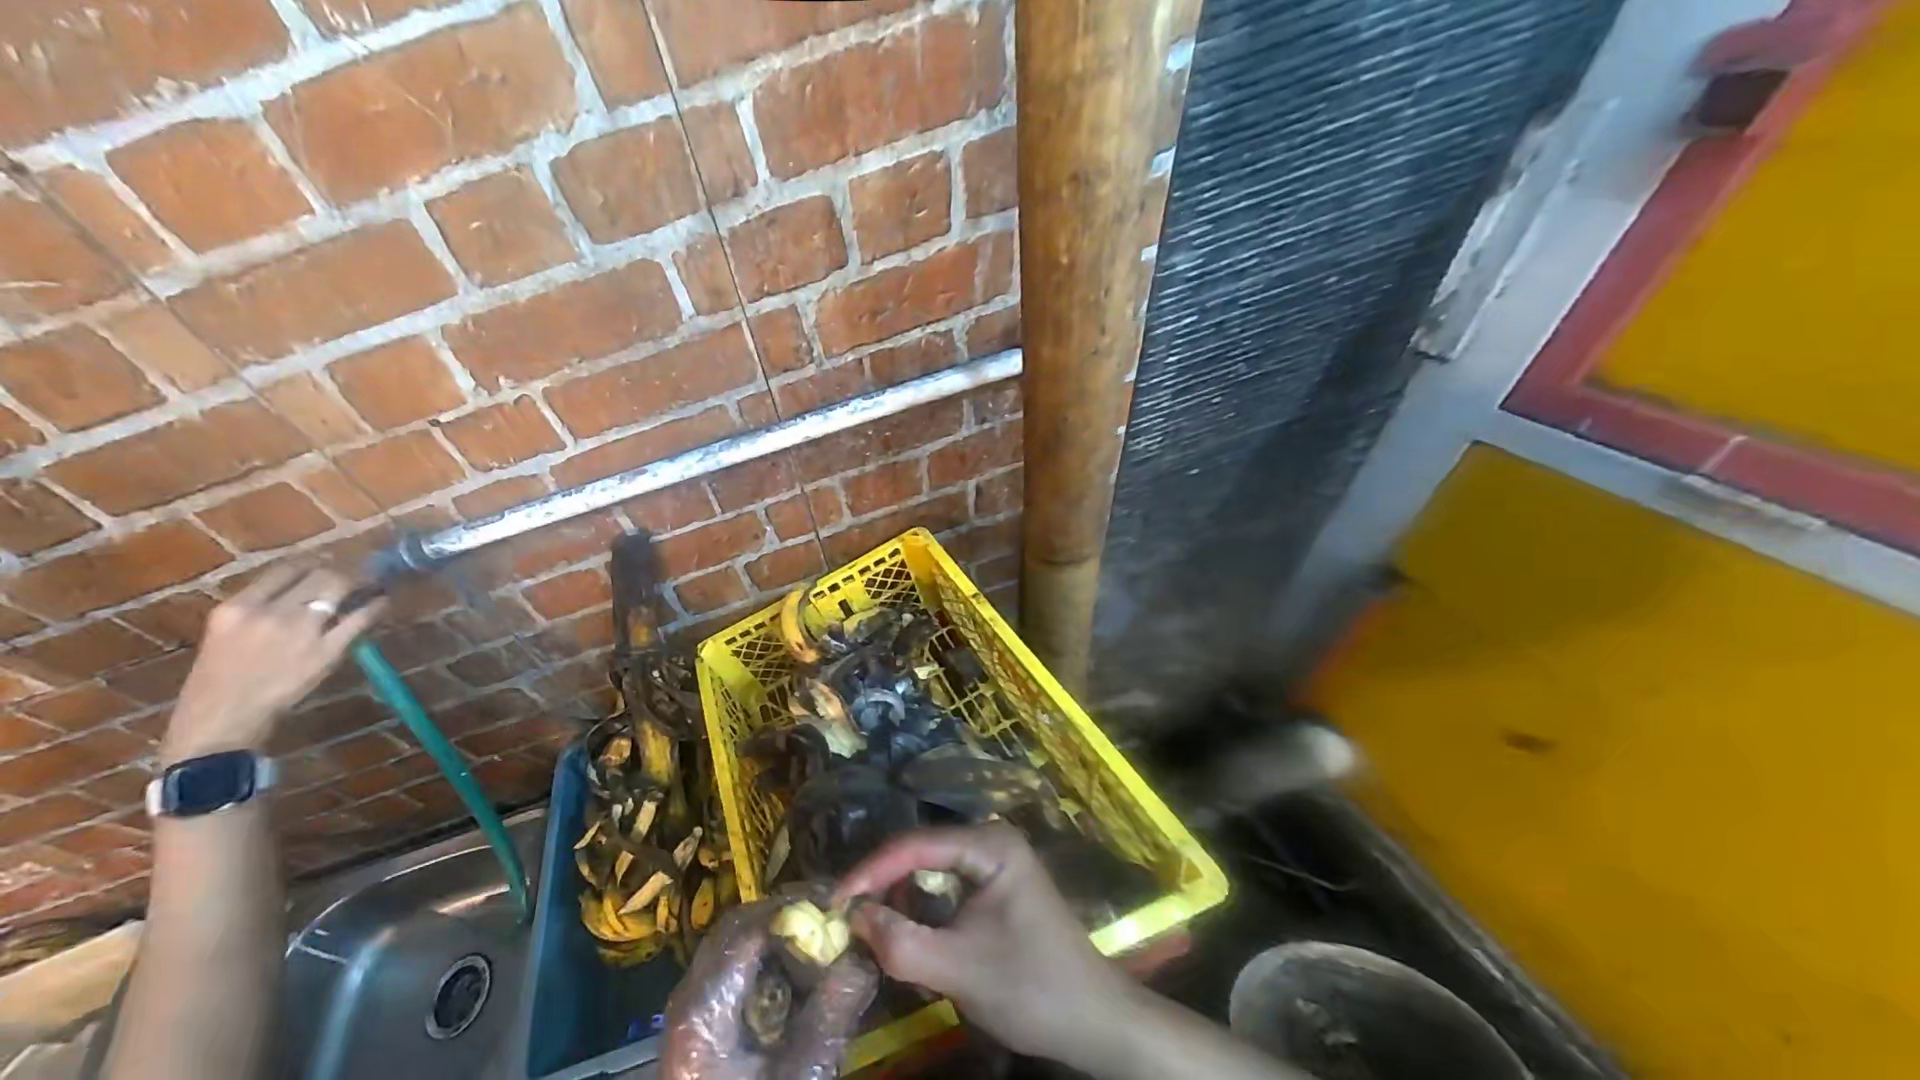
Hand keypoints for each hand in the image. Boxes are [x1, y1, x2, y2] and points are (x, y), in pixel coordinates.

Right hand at [161, 568, 384, 763]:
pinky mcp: (327, 650)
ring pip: (341, 588)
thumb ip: (258, 611)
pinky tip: (382, 602)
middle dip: (343, 571)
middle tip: (356, 574)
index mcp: (236, 608)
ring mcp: (301, 631)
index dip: (312, 563)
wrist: (222, 719)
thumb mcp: (225, 635)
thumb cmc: (218, 680)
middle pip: (319, 574)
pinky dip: (376, 606)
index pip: (283, 569)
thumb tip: (297, 593)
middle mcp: (269, 613)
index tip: (327, 563)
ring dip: (362, 582)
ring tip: (373, 583)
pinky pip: (360, 618)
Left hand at [662, 900, 877, 1079]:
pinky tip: (798, 972)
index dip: (791, 912)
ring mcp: (691, 1011)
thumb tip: (864, 957)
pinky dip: (767, 960)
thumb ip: (831, 1015)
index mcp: (703, 1010)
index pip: (745, 932)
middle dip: (784, 916)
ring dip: (776, 935)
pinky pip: (733, 971)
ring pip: (733, 946)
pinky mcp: (702, 1024)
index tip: (834, 907)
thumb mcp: (800, 1076)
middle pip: (735, 930)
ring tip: (819, 938)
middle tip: (829, 916)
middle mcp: (688, 998)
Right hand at [830, 824, 1136, 1068]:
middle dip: (884, 886)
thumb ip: (901, 943)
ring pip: (930, 871)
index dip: (871, 870)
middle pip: (921, 853)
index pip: (916, 844)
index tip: (835, 902)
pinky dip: (923, 912)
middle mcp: (992, 841)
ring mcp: (995, 862)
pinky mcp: (996, 886)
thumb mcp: (958, 968)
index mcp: (990, 844)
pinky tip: (912, 939)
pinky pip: (946, 888)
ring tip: (877, 934)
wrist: (1093, 1019)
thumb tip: (853, 917)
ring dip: (902, 901)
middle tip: (850, 920)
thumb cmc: (1030, 987)